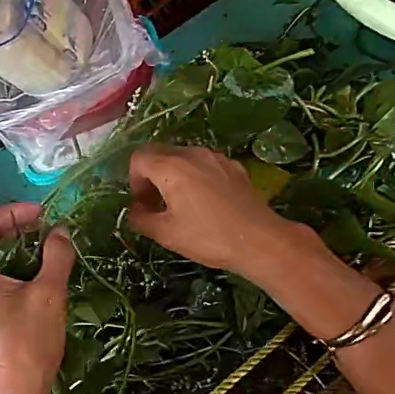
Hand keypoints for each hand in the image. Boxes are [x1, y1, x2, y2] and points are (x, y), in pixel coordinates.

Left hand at [0, 202, 74, 393]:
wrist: (21, 389)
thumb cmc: (32, 342)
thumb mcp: (49, 294)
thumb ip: (56, 256)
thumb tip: (61, 231)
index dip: (12, 212)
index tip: (42, 213)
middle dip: (15, 225)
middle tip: (45, 225)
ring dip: (16, 243)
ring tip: (45, 241)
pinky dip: (15, 261)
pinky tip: (38, 264)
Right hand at [126, 144, 321, 275]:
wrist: (261, 241)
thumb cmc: (208, 237)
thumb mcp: (166, 234)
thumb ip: (140, 219)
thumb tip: (133, 212)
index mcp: (171, 167)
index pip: (138, 158)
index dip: (133, 180)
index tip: (142, 203)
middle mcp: (192, 154)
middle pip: (159, 153)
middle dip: (150, 175)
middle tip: (155, 203)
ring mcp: (215, 158)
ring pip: (182, 157)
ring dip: (172, 174)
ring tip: (179, 203)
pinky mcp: (233, 166)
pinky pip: (203, 164)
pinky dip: (194, 176)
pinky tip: (204, 201)